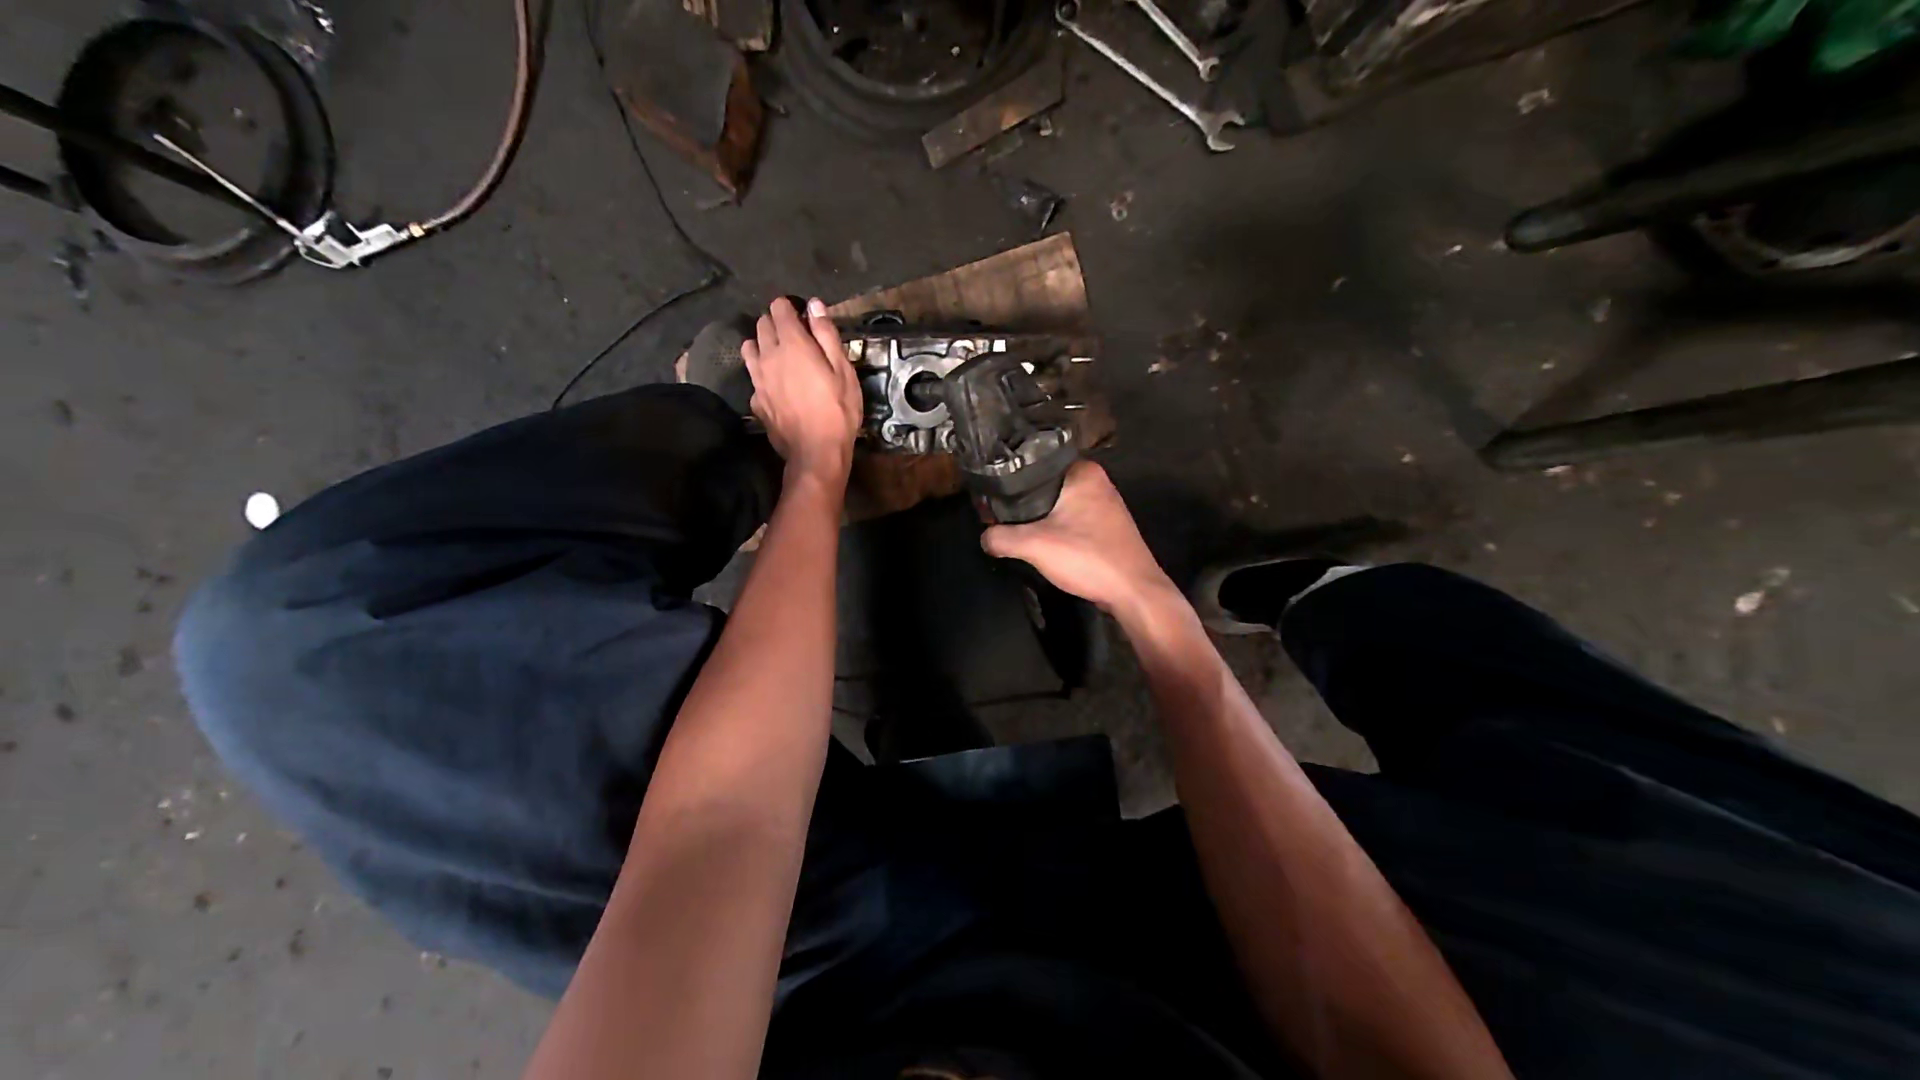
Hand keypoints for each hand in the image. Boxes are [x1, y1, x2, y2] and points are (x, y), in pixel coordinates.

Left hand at [741, 296, 861, 481]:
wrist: (816, 452)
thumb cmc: (838, 410)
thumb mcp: (843, 370)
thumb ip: (826, 334)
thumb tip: (814, 304)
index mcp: (791, 344)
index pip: (778, 308)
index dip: (791, 308)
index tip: (804, 318)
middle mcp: (768, 356)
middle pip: (762, 325)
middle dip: (776, 324)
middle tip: (797, 337)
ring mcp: (757, 379)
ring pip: (750, 348)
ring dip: (763, 345)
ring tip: (781, 357)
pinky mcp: (755, 400)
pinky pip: (754, 377)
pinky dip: (763, 374)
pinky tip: (777, 386)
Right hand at [980, 462, 1177, 615]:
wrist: (1133, 592)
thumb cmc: (1087, 557)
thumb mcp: (1034, 545)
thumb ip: (1001, 536)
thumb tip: (985, 536)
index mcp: (1082, 471)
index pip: (1034, 464)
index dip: (1008, 481)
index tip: (988, 498)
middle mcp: (1096, 480)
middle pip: (1044, 485)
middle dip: (1022, 502)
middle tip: (997, 517)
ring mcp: (1104, 503)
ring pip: (1057, 504)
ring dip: (1039, 518)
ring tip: (1014, 530)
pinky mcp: (1106, 526)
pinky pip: (1071, 520)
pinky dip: (1056, 529)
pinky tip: (1043, 543)